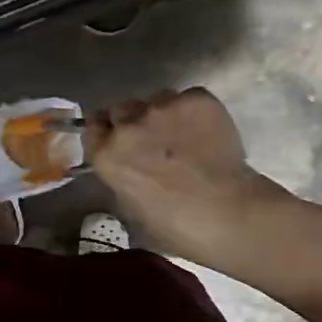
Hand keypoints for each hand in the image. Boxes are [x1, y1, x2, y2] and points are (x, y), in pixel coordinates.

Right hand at [83, 88, 283, 254]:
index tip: (117, 137)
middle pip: (122, 109)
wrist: (226, 212)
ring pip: (156, 99)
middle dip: (133, 121)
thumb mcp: (128, 202)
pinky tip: (205, 129)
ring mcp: (161, 108)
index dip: (107, 131)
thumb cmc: (174, 224)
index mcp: (106, 154)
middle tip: (153, 138)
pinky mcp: (196, 99)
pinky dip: (193, 110)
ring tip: (184, 133)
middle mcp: (128, 125)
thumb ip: (120, 172)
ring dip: (163, 113)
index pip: (94, 126)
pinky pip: (188, 97)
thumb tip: (128, 163)